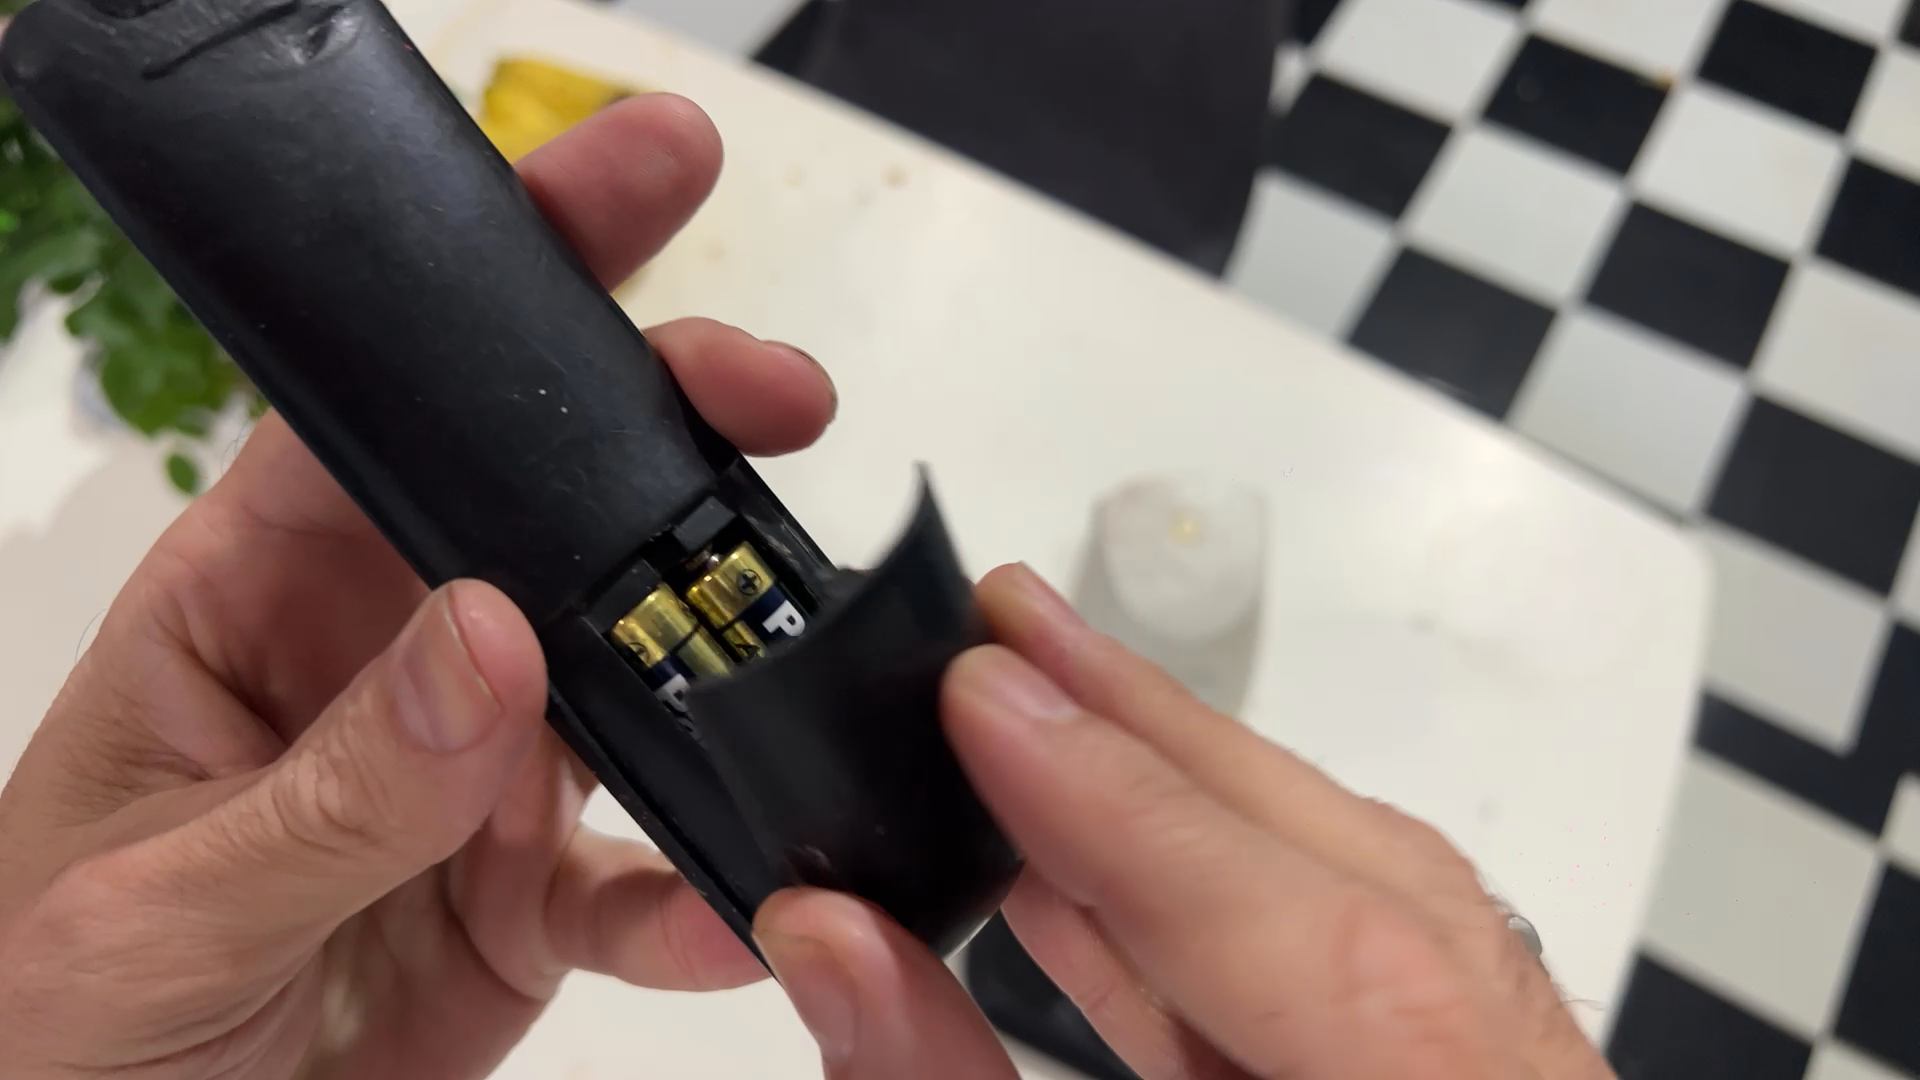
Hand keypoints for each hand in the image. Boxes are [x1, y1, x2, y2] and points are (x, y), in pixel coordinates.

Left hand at [0, 95, 836, 1079]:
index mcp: (289, 596)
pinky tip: (729, 906)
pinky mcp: (558, 868)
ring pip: (652, 664)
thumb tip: (492, 644)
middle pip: (576, 506)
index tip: (639, 181)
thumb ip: (333, 782)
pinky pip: (652, 856)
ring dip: (735, 652)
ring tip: (811, 639)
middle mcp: (427, 647)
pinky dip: (694, 882)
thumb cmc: (43, 1044)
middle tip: (790, 392)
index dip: (523, 278)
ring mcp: (512, 755)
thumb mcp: (139, 914)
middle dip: (686, 426)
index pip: (410, 403)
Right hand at [754, 566, 1616, 1079]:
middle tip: (1015, 619)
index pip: (1332, 965)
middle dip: (1152, 722)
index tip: (986, 681)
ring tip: (1032, 690)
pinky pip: (1312, 951)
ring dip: (1162, 777)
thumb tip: (822, 930)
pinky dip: (1180, 881)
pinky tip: (1072, 846)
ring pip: (1340, 881)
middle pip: (1357, 875)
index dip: (1130, 807)